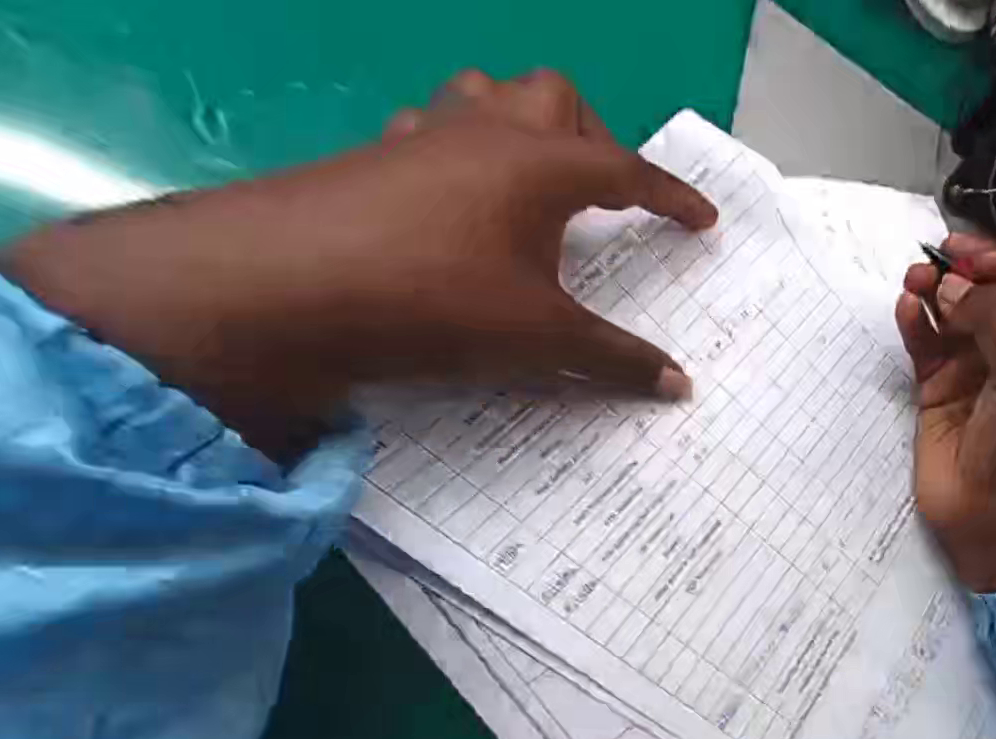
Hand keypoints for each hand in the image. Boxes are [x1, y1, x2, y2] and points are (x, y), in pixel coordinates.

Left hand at [0, 69, 716, 458]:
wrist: (293, 288)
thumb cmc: (440, 302)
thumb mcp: (542, 339)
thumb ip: (615, 360)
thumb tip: (679, 385)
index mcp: (541, 164)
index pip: (628, 171)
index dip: (671, 199)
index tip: (702, 222)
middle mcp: (486, 131)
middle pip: (556, 100)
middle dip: (594, 139)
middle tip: (604, 195)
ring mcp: (423, 136)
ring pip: (488, 98)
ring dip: (522, 130)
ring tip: (532, 186)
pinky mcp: (376, 159)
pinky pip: (433, 132)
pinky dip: (462, 155)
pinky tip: (456, 203)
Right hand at [895, 235, 995, 591]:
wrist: (989, 514)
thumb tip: (952, 286)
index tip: (976, 262)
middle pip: (989, 288)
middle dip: (966, 270)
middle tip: (938, 259)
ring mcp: (971, 366)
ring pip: (951, 312)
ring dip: (933, 290)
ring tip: (914, 280)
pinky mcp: (935, 387)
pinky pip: (924, 344)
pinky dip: (914, 323)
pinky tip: (906, 309)